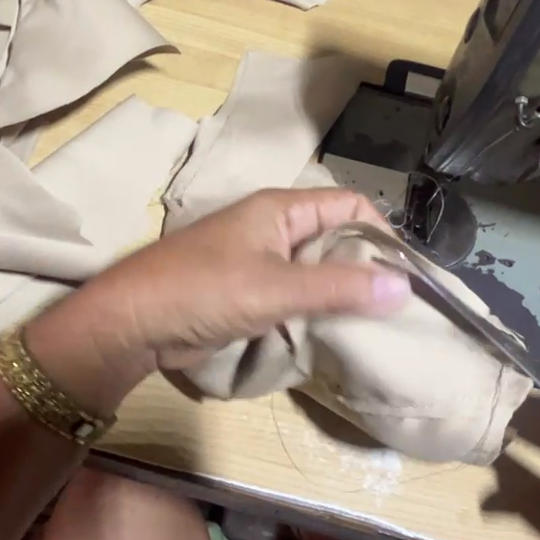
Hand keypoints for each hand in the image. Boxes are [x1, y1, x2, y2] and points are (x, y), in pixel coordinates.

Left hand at [24, 189, 411, 410]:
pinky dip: (313, 310)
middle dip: (363, 269)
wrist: (134, 323)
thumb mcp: (276, 287)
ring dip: (339, 294)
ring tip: (372, 325)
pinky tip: (331, 333)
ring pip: (315, 271)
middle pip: (335, 239)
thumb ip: (339, 288)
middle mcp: (273, 228)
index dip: (380, 234)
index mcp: (280, 209)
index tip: (405, 276)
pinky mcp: (247, 294)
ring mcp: (258, 261)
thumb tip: (405, 287)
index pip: (349, 206)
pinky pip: (293, 295)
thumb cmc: (203, 291)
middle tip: (394, 308)